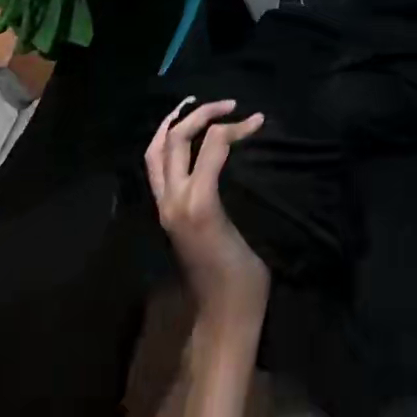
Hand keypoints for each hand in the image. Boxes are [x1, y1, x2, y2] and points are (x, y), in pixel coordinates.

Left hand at [146, 98, 269, 324]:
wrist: (223, 312)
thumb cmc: (245, 271)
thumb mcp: (253, 221)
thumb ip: (245, 179)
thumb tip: (249, 139)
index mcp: (196, 201)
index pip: (211, 143)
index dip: (237, 126)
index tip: (260, 120)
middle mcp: (172, 201)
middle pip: (174, 141)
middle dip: (200, 114)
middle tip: (229, 104)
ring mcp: (165, 208)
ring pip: (155, 154)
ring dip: (172, 125)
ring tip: (192, 106)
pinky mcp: (167, 215)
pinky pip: (158, 170)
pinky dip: (168, 146)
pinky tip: (186, 140)